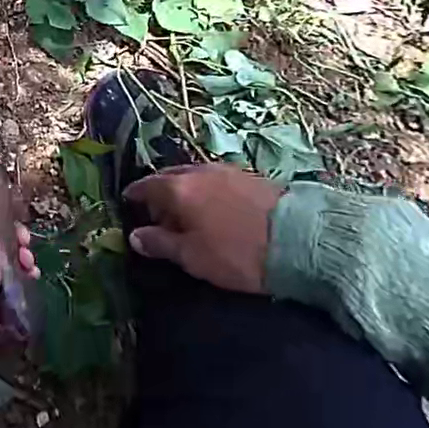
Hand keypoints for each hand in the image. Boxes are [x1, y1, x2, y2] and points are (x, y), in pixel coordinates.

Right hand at [125, 163, 282, 293]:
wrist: (300, 240)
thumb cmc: (237, 253)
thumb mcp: (192, 256)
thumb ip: (160, 243)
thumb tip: (135, 235)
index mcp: (178, 188)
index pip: (146, 186)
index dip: (134, 196)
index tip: (128, 204)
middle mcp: (198, 171)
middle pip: (169, 177)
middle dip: (159, 193)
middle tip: (157, 215)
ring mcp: (226, 170)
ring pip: (193, 177)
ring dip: (184, 191)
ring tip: (186, 214)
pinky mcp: (249, 176)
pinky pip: (214, 180)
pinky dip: (205, 191)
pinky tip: (212, 209)